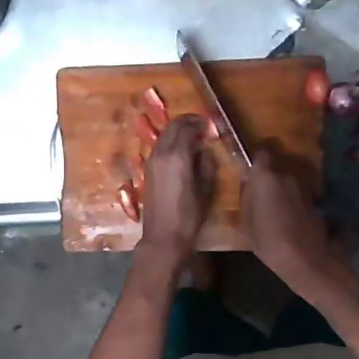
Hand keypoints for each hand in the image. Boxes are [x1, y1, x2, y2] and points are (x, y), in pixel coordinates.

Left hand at [138, 115, 211, 266]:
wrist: (163, 236)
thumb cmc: (189, 215)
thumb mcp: (206, 188)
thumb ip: (206, 164)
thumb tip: (203, 150)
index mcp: (177, 155)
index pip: (187, 127)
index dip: (200, 122)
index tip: (210, 125)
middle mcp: (161, 153)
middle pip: (172, 126)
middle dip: (187, 122)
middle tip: (202, 125)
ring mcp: (151, 160)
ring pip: (164, 135)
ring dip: (178, 131)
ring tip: (193, 136)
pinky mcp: (147, 169)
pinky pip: (159, 146)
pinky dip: (170, 141)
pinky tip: (181, 150)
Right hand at [242, 153, 333, 283]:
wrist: (307, 260)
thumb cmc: (270, 241)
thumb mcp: (246, 222)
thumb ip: (246, 197)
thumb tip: (248, 183)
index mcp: (266, 178)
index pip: (261, 153)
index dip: (255, 159)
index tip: (250, 170)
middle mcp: (287, 176)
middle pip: (275, 168)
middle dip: (268, 177)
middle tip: (258, 194)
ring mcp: (304, 187)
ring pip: (288, 181)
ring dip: (281, 189)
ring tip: (273, 208)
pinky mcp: (315, 200)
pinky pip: (297, 194)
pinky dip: (292, 200)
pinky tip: (287, 217)